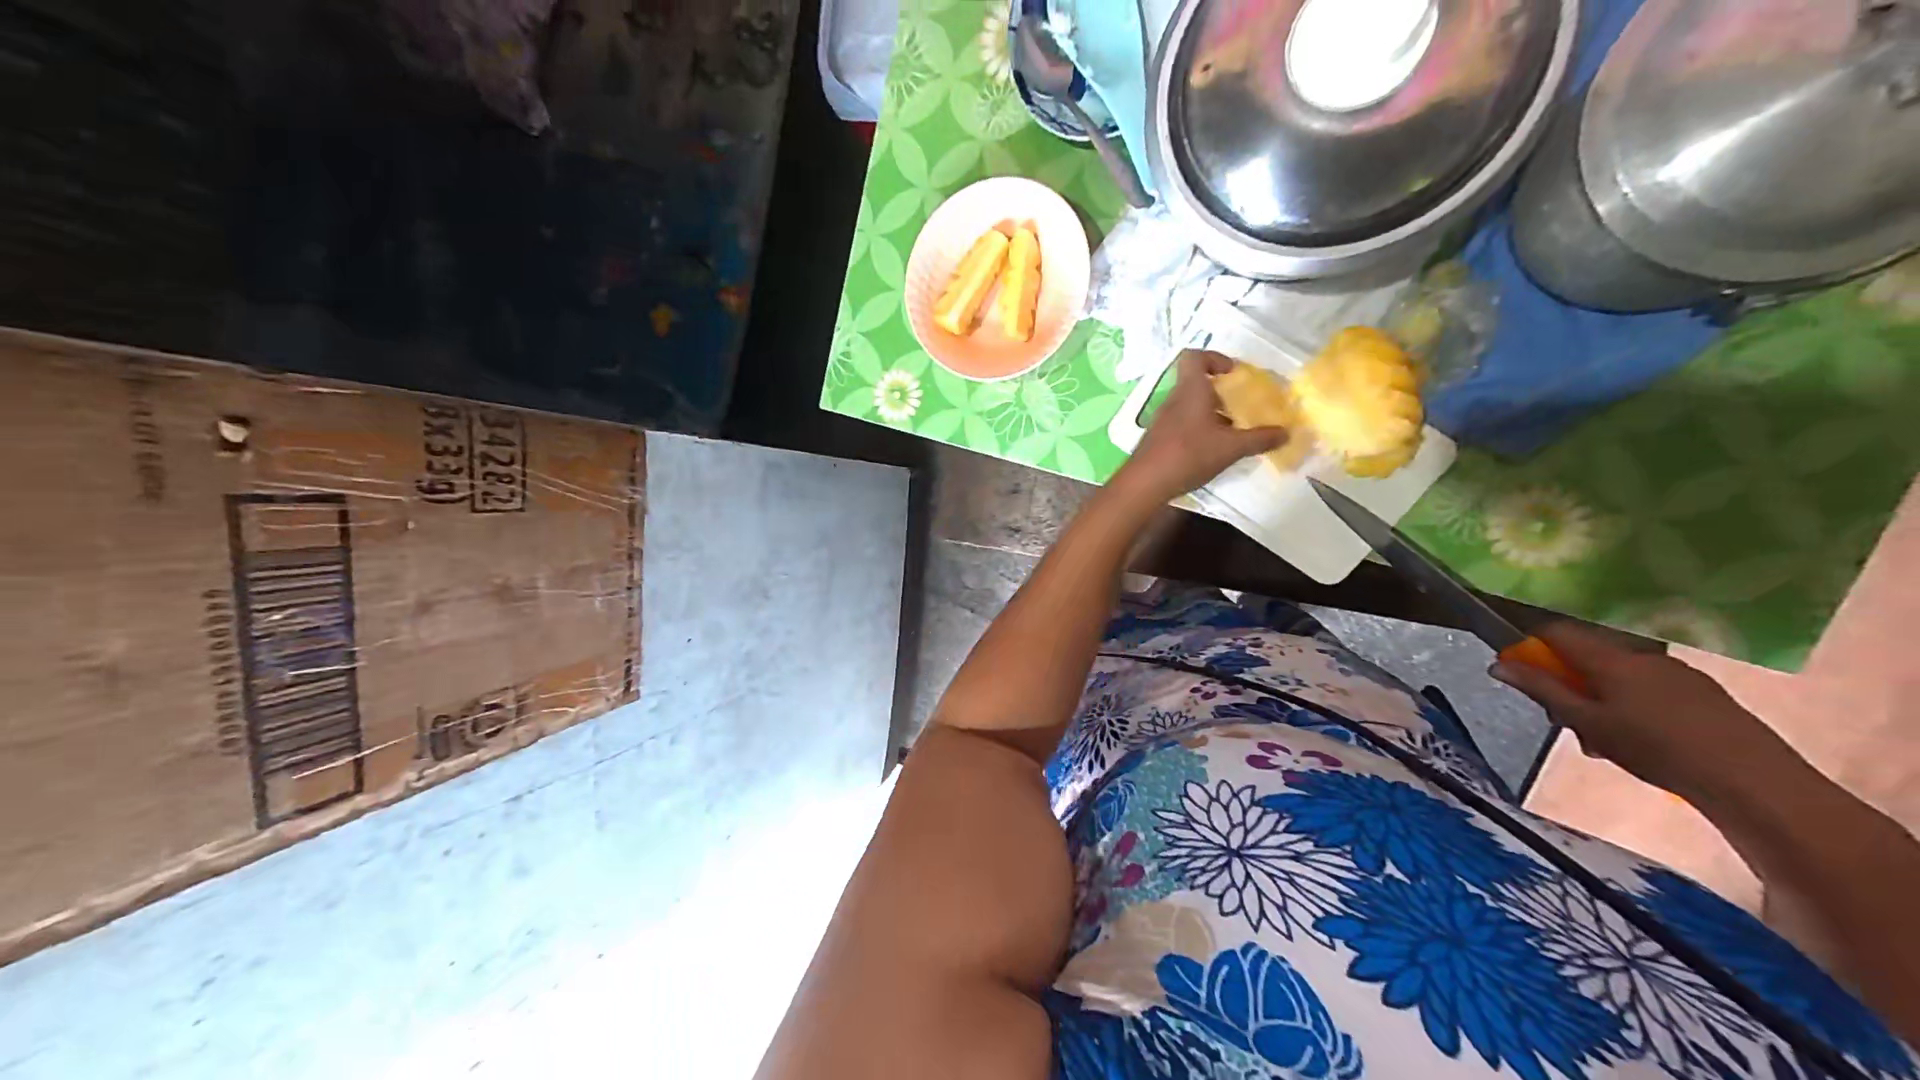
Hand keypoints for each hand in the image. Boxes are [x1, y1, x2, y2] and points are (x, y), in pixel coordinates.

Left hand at [1114, 350, 1287, 502]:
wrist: (1145, 483)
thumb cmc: (1189, 454)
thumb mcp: (1231, 447)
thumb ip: (1259, 439)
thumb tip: (1286, 433)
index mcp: (1190, 390)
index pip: (1194, 357)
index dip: (1215, 358)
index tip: (1233, 373)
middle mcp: (1174, 400)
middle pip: (1196, 384)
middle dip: (1221, 393)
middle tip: (1241, 408)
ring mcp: (1163, 420)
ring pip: (1190, 406)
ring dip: (1212, 414)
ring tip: (1232, 433)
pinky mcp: (1158, 438)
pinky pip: (1182, 424)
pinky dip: (1199, 430)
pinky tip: (1212, 451)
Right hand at [1490, 622, 1802, 804]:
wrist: (1752, 780)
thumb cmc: (1655, 748)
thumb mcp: (1587, 722)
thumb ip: (1542, 690)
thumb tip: (1498, 664)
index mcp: (1610, 657)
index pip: (1557, 631)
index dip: (1532, 644)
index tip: (1521, 671)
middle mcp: (1641, 655)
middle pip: (1588, 654)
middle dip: (1567, 679)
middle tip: (1563, 719)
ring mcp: (1677, 672)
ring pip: (1618, 674)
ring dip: (1598, 696)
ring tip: (1601, 738)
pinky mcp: (1702, 692)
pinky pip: (1649, 687)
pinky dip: (1630, 704)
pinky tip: (1639, 739)